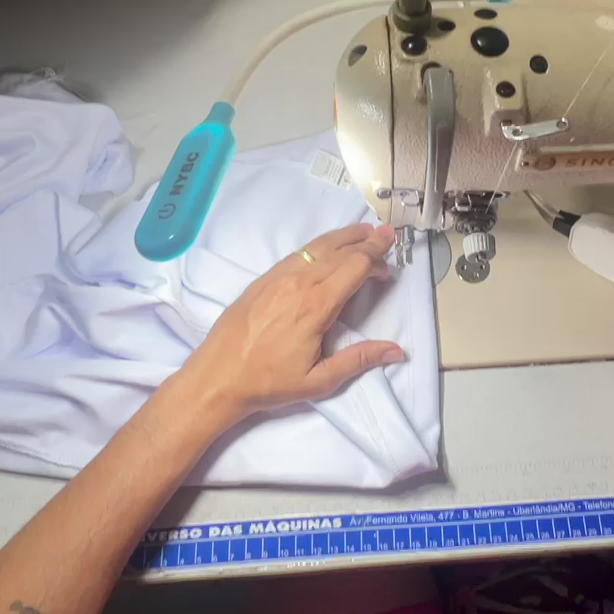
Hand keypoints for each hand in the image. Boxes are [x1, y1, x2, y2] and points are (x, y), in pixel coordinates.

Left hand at [167, 224, 405, 432]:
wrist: (217, 377)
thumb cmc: (269, 382)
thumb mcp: (320, 380)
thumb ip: (360, 360)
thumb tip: (397, 351)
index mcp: (316, 306)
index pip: (354, 267)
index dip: (376, 262)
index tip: (388, 269)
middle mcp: (298, 283)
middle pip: (340, 250)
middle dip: (366, 240)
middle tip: (386, 234)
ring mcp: (277, 276)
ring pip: (317, 245)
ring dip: (344, 236)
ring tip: (363, 231)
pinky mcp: (263, 279)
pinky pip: (298, 253)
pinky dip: (320, 245)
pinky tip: (328, 248)